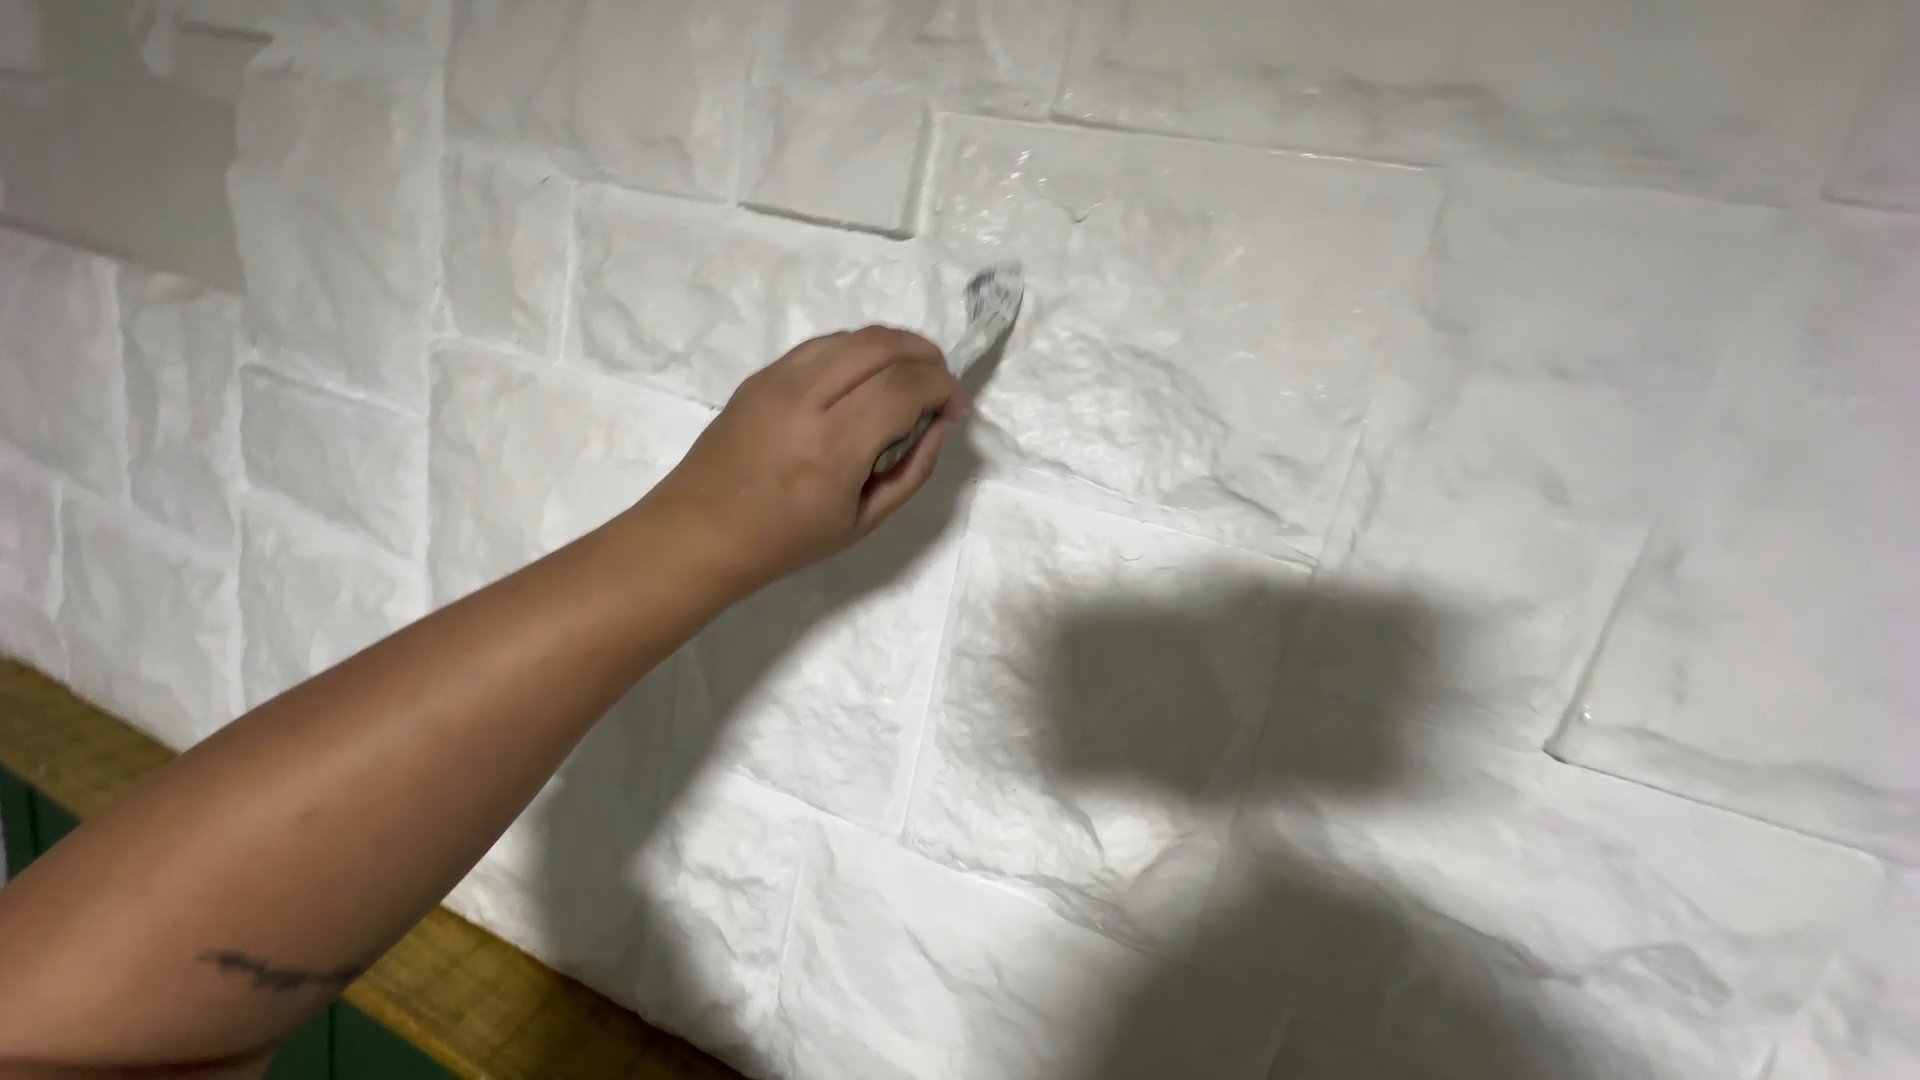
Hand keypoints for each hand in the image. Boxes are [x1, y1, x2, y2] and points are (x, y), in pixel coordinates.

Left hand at [639, 326, 967, 592]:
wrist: (700, 532)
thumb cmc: (787, 540)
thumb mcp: (866, 521)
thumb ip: (915, 468)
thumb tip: (943, 420)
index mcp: (833, 446)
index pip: (905, 386)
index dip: (944, 387)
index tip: (957, 408)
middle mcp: (805, 398)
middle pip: (883, 345)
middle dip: (927, 357)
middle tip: (941, 386)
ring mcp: (777, 379)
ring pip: (854, 335)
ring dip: (895, 347)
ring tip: (911, 377)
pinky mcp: (761, 374)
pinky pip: (824, 344)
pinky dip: (859, 351)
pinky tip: (867, 378)